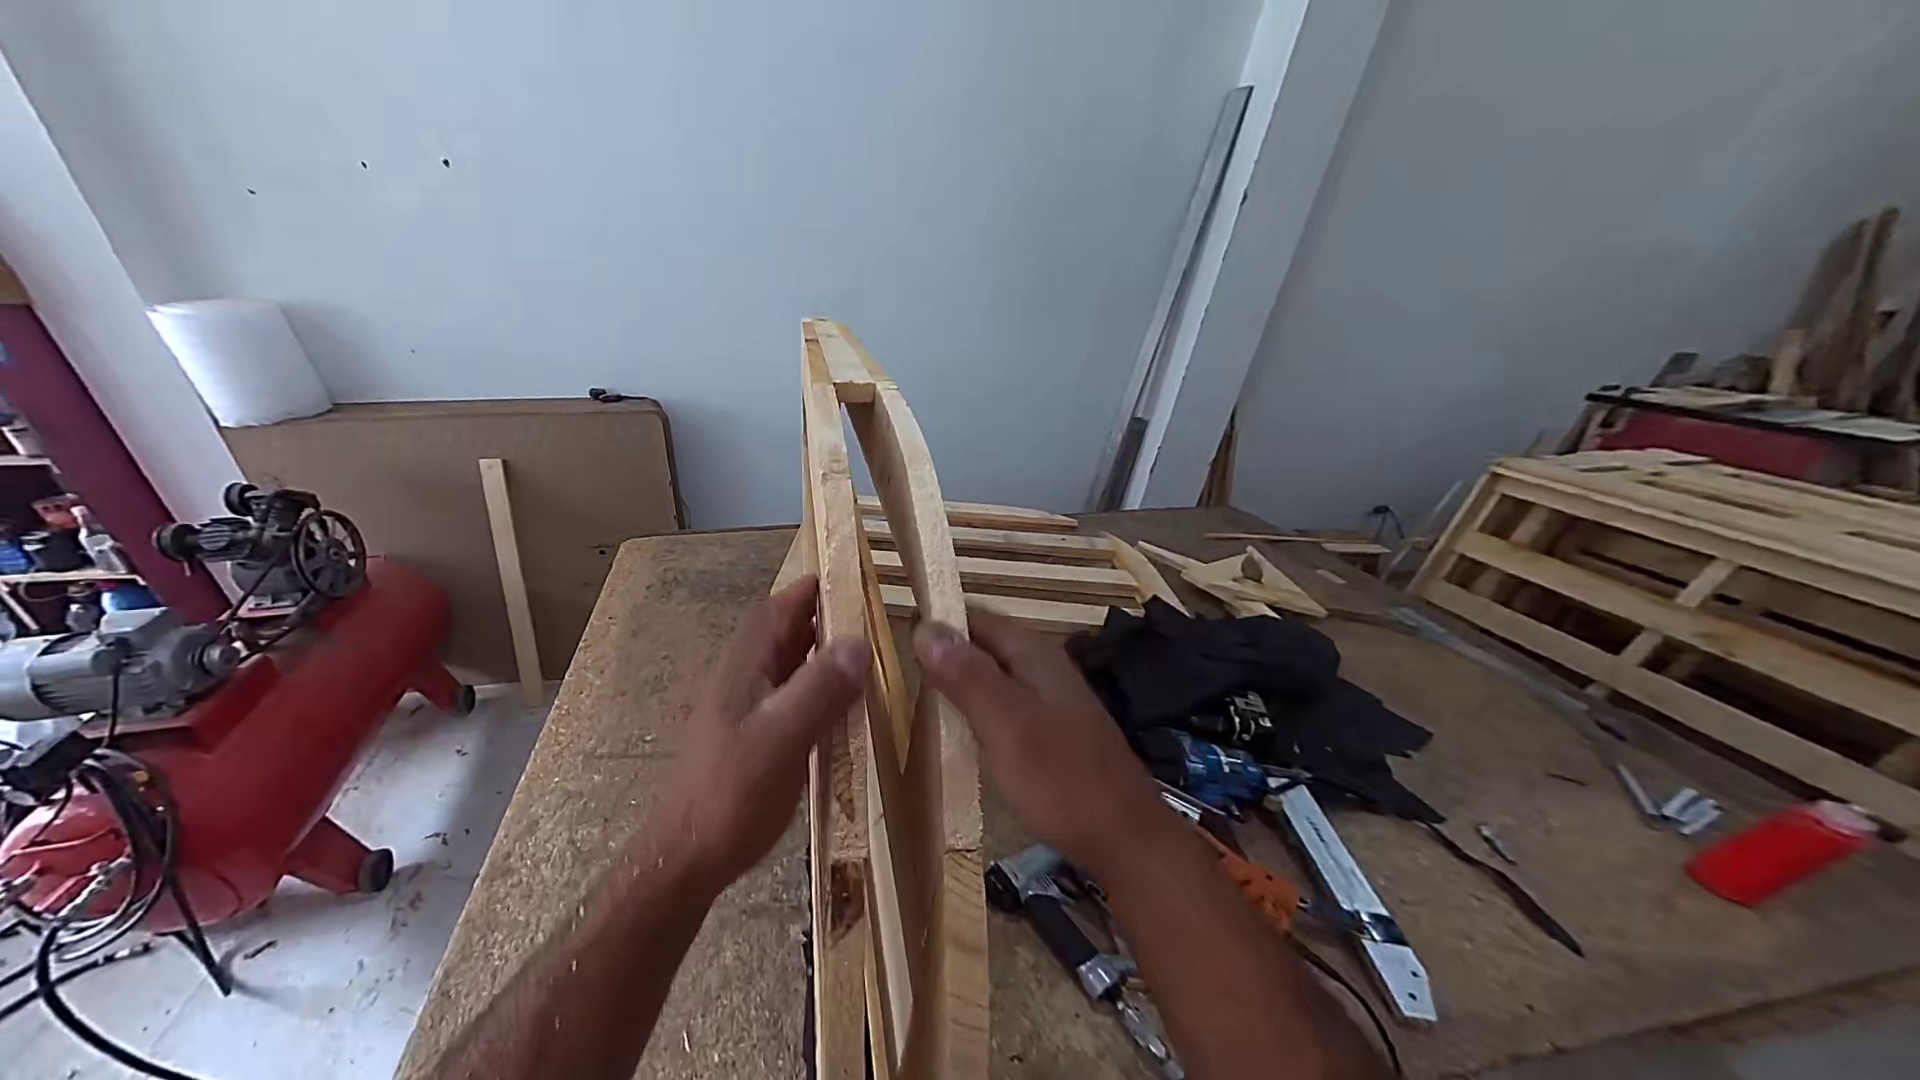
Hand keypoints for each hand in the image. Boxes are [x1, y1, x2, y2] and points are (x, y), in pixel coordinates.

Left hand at [666, 575, 868, 891]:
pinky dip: (821, 684)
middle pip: (787, 630)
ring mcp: (748, 704)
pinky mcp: (756, 731)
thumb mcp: (781, 738)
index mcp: (744, 665)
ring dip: (826, 651)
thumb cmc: (732, 793)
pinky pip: (794, 691)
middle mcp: (744, 676)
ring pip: (792, 661)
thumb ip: (819, 689)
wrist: (691, 857)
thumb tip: (859, 643)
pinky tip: (848, 702)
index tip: (859, 579)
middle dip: (829, 618)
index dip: (816, 589)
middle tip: (879, 618)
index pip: (779, 608)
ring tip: (873, 653)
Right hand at [913, 612, 1172, 875]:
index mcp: (1033, 654)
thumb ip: (967, 676)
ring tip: (915, 699)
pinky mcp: (1049, 731)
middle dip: (943, 653)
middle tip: (896, 673)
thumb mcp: (1006, 724)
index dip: (937, 622)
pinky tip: (956, 731)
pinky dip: (975, 709)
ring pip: (992, 676)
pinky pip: (1003, 705)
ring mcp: (1049, 700)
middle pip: (984, 645)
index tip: (894, 638)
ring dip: (957, 682)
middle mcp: (1043, 667)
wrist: (1123, 837)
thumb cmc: (1061, 779)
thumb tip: (925, 627)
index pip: (976, 617)